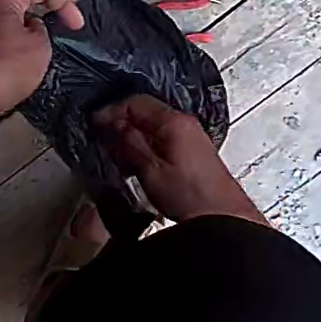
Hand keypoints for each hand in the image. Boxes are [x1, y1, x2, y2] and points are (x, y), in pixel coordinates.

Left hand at [0, 0, 84, 120]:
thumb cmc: (3, 69)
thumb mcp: (39, 46)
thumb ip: (43, 29)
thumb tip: (32, 29)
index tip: (77, 25)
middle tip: (71, 6)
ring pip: (16, 9)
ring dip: (37, 13)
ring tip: (55, 22)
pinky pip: (8, 26)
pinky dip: (25, 28)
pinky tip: (34, 42)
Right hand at [92, 95, 263, 223]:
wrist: (224, 218)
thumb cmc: (191, 197)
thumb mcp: (150, 170)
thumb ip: (129, 143)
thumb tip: (113, 124)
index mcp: (174, 122)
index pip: (135, 103)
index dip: (111, 112)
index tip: (96, 124)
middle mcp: (185, 123)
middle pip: (145, 113)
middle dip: (122, 125)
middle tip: (106, 142)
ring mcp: (192, 137)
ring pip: (154, 127)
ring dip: (134, 138)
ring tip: (121, 159)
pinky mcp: (195, 152)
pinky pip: (164, 139)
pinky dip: (148, 147)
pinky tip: (141, 167)